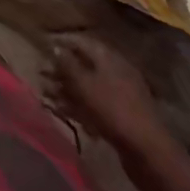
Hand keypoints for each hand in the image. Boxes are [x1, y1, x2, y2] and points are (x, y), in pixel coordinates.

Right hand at [43, 31, 163, 147]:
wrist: (148, 150)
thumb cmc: (112, 109)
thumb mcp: (84, 84)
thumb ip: (67, 64)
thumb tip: (55, 47)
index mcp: (108, 56)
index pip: (80, 40)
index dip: (60, 41)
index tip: (41, 45)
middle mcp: (115, 69)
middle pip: (84, 63)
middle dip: (61, 69)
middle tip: (42, 74)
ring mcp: (120, 92)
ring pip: (88, 84)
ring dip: (67, 88)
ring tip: (48, 95)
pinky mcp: (122, 113)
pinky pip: (96, 102)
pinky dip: (80, 104)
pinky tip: (66, 111)